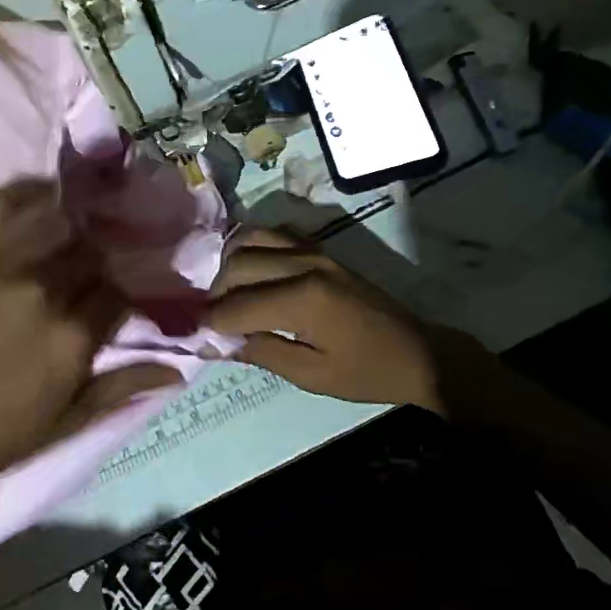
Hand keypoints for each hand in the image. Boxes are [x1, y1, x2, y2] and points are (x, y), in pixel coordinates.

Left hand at [0, 180, 180, 536]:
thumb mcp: (67, 421)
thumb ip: (123, 385)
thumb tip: (178, 369)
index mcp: (74, 337)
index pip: (120, 288)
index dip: (127, 283)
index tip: (124, 281)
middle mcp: (44, 293)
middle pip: (93, 248)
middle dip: (104, 249)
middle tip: (103, 248)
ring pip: (57, 219)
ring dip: (76, 217)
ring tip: (81, 214)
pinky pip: (2, 203)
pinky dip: (29, 191)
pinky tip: (44, 194)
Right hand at [205, 229, 477, 412]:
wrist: (415, 351)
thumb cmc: (364, 372)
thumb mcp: (309, 375)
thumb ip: (260, 352)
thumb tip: (215, 341)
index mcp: (303, 299)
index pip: (237, 305)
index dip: (210, 321)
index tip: (194, 334)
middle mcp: (304, 264)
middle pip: (238, 264)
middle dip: (216, 292)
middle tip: (212, 319)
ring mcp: (314, 250)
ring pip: (252, 238)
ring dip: (231, 264)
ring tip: (228, 293)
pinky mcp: (321, 248)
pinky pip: (274, 234)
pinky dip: (253, 247)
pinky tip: (250, 271)